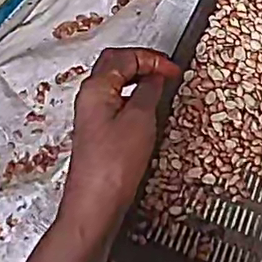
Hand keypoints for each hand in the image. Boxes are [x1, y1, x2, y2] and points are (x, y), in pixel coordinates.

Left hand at [59, 48, 181, 232]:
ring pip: (116, 84)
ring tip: (161, 86)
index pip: (123, 57)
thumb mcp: (140, 119)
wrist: (95, 204)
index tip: (171, 69)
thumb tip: (155, 78)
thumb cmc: (112, 165)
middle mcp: (89, 99)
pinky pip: (117, 103)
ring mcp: (93, 116)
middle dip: (142, 62)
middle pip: (115, 65)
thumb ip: (149, 91)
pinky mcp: (99, 133)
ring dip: (138, 79)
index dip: (151, 58)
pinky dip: (135, 98)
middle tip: (165, 70)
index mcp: (95, 88)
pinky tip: (148, 109)